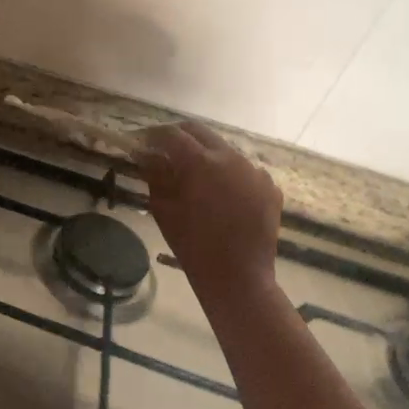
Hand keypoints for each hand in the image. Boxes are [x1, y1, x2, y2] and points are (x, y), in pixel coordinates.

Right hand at [136, 121, 282, 306]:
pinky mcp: (269, 187)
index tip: (138, 141)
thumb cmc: (192, 244)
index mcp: (201, 162)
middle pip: (199, 132)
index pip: (171, 134)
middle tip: (160, 148)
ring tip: (191, 173)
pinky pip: (243, 169)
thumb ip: (154, 173)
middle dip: (177, 136)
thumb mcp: (163, 207)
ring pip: (223, 149)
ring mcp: (254, 171)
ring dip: (203, 153)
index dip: (151, 134)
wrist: (238, 277)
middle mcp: (231, 158)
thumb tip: (145, 153)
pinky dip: (226, 173)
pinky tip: (218, 192)